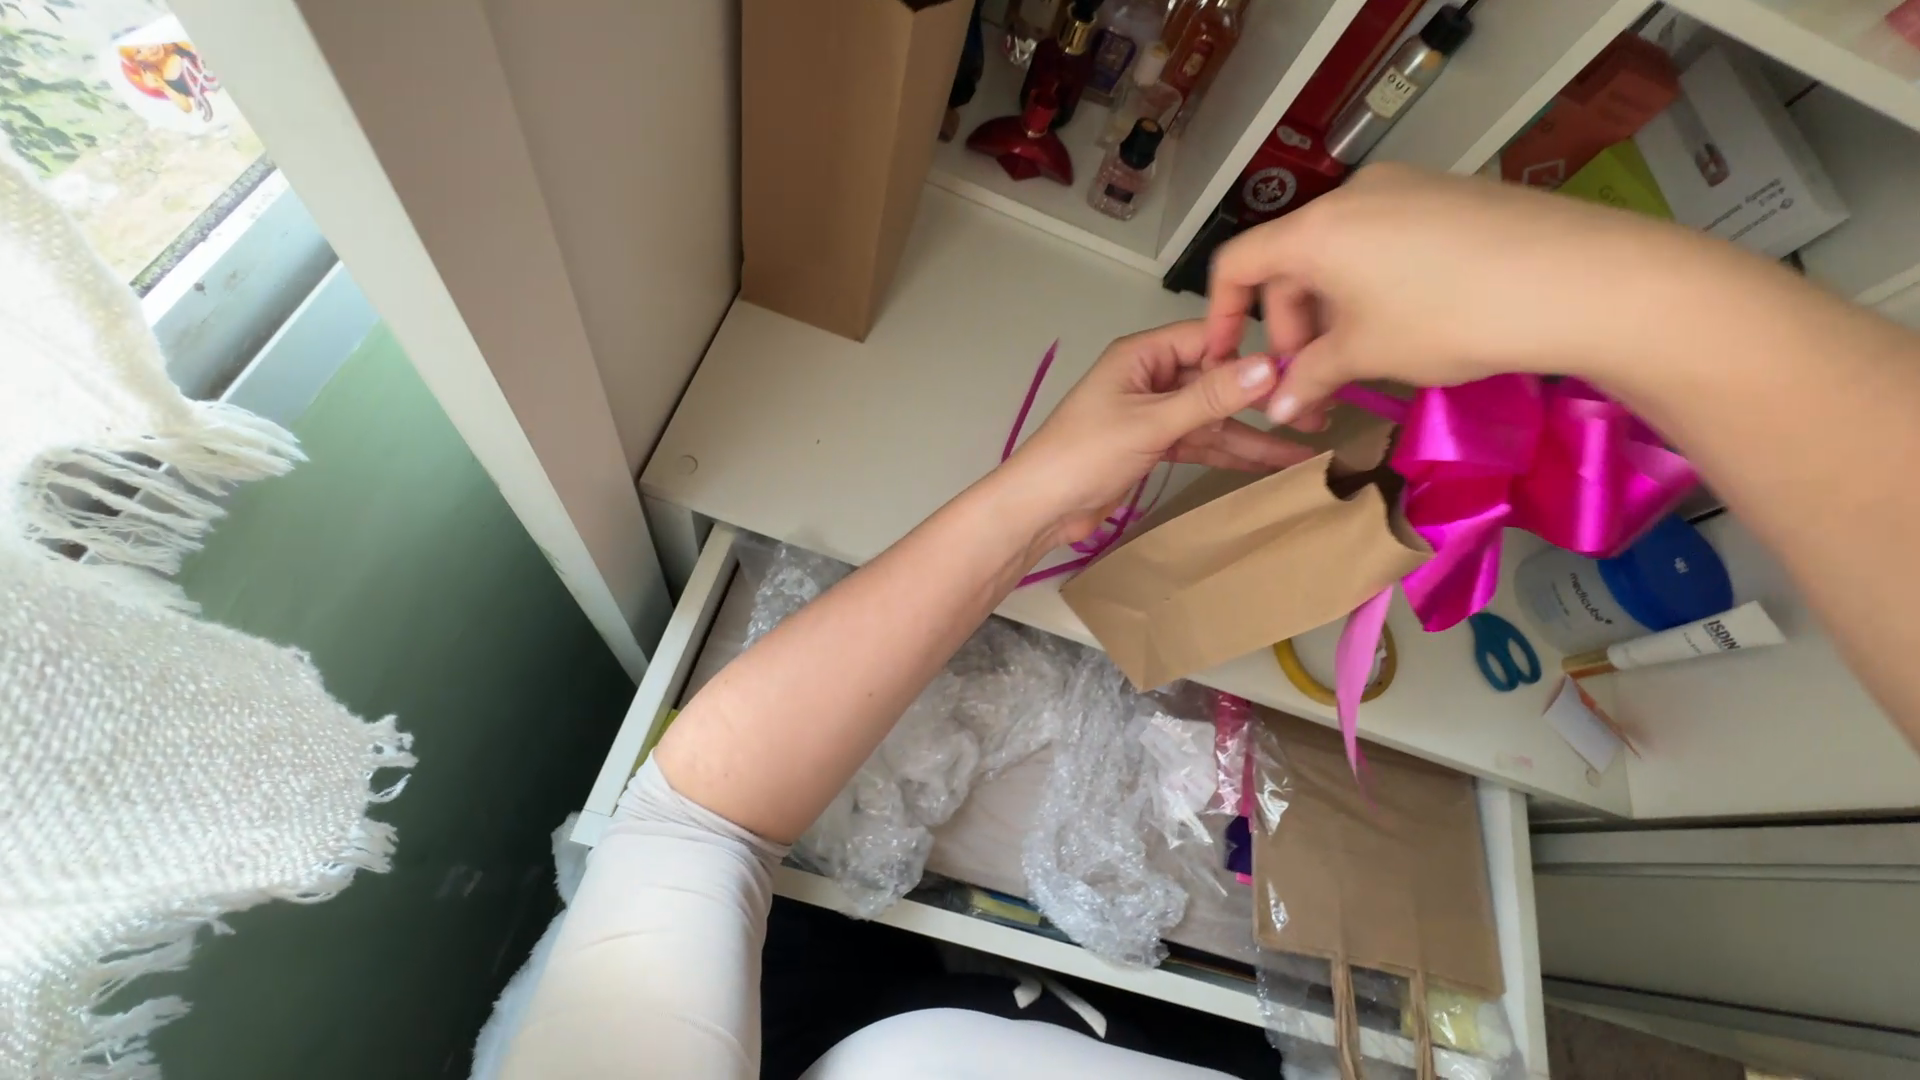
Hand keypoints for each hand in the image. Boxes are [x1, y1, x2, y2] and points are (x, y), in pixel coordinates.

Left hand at [1002, 320, 1313, 548]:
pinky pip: (1200, 443)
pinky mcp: (1153, 446)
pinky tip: (1269, 463)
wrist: (1041, 507)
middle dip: (1261, 398)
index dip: (1252, 353)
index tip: (1303, 369)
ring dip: (1253, 433)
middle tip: (1316, 413)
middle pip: (1216, 380)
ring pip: (1212, 417)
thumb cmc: (1084, 454)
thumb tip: (1268, 366)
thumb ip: (1208, 397)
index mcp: (1143, 355)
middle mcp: (1151, 377)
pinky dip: (1229, 453)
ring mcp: (1153, 413)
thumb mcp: (1150, 422)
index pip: (1209, 339)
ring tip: (1306, 448)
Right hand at [1204, 163, 1731, 424]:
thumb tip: (1278, 409)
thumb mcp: (1364, 355)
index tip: (1229, 362)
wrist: (1588, 281)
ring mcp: (1403, 192)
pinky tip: (1396, 332)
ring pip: (1335, 262)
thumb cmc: (1450, 317)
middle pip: (1290, 270)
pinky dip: (1367, 294)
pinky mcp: (1445, 200)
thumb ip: (1307, 379)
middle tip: (1308, 389)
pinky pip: (1379, 248)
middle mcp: (1352, 198)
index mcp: (1316, 230)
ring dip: (1328, 321)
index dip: (1218, 318)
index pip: (1237, 265)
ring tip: (1353, 370)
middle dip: (1289, 334)